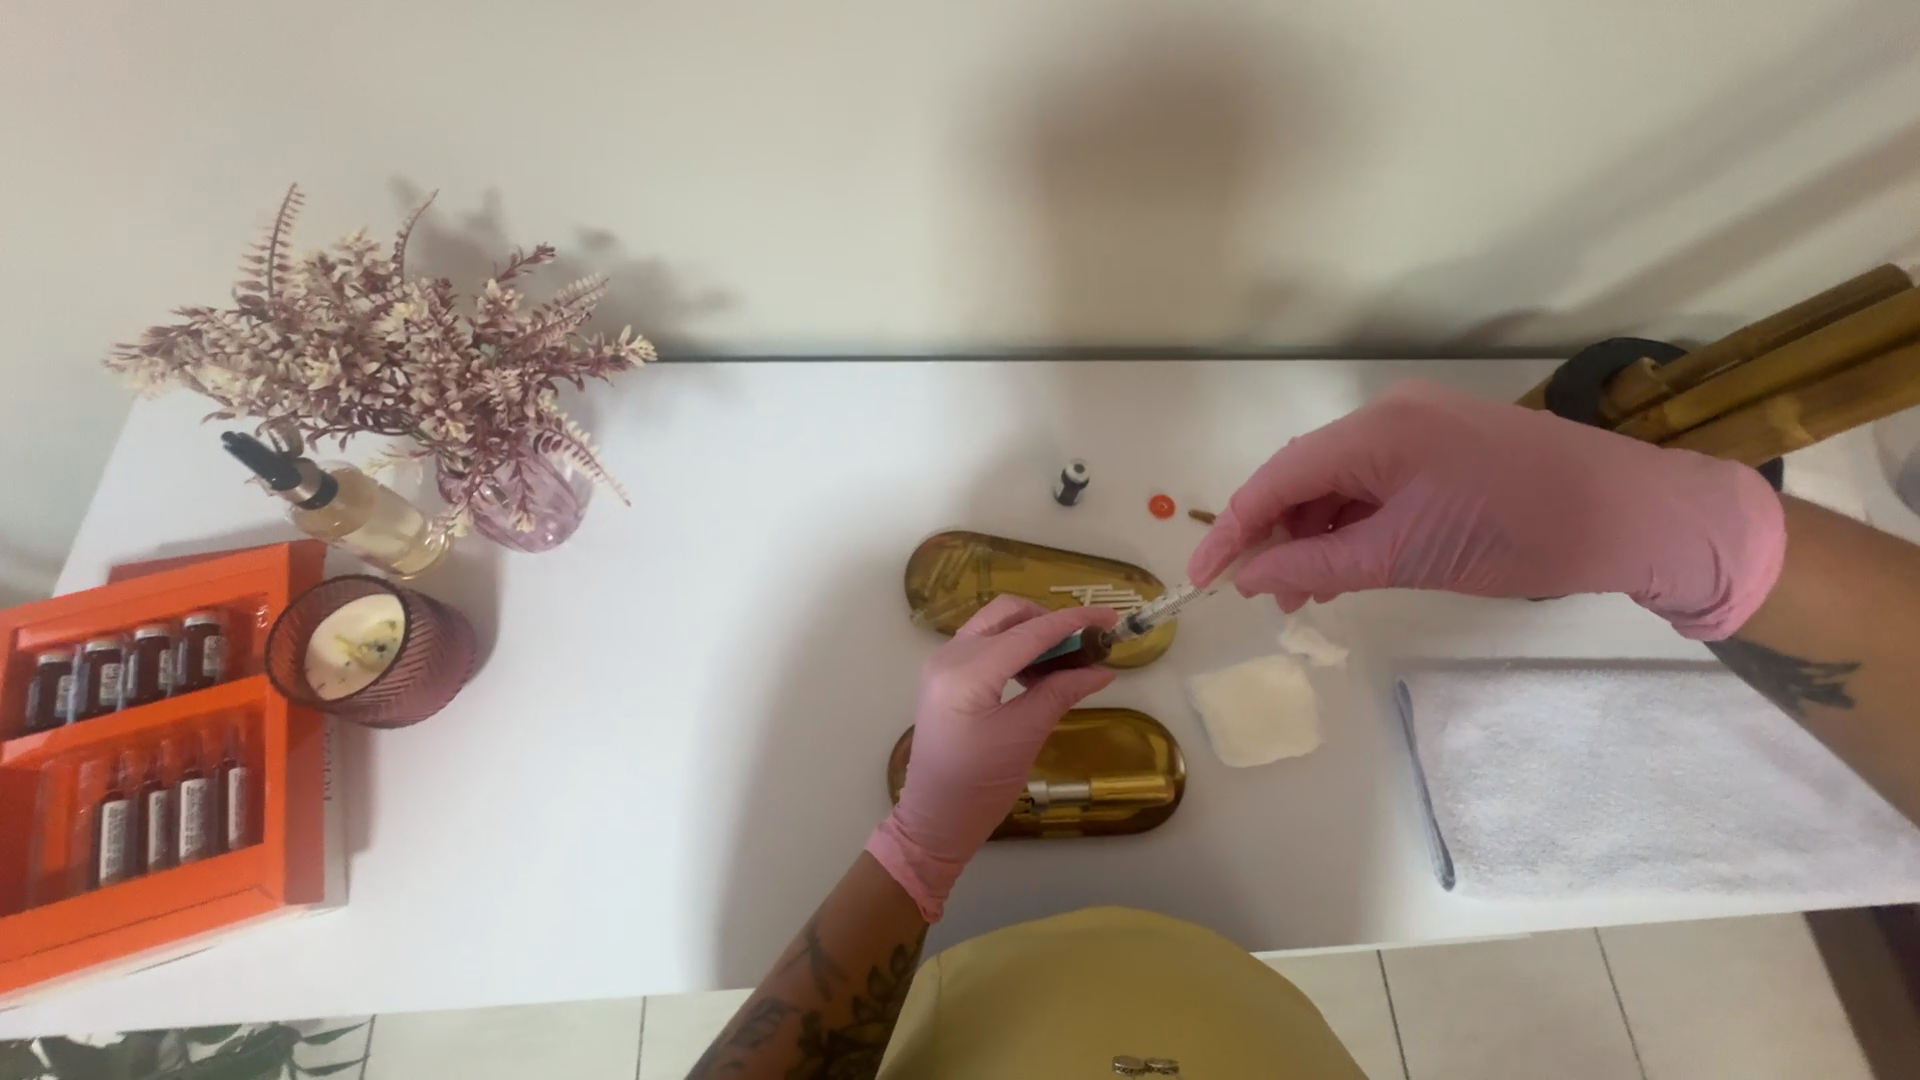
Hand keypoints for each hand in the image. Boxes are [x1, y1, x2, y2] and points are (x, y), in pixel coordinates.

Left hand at [866, 595, 1117, 921]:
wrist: (934, 820)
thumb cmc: (979, 785)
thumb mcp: (1025, 737)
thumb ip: (1060, 693)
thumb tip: (1101, 671)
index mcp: (967, 671)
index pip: (1029, 632)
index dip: (1073, 622)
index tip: (1110, 617)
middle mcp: (950, 656)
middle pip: (1007, 613)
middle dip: (1048, 619)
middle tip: (1083, 644)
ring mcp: (943, 664)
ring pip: (995, 625)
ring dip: (1032, 633)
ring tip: (1065, 663)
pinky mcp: (945, 677)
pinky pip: (984, 644)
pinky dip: (1014, 647)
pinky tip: (1038, 674)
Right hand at [1187, 381, 1786, 639]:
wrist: (1642, 517)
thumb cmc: (1518, 534)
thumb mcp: (1404, 557)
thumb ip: (1313, 566)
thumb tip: (1246, 578)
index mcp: (1374, 431)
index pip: (1275, 479)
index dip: (1230, 530)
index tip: (1201, 575)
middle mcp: (1385, 415)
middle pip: (1299, 478)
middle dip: (1273, 537)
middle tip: (1260, 593)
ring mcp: (1413, 426)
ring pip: (1333, 485)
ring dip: (1311, 536)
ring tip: (1301, 591)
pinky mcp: (1437, 444)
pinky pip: (1369, 485)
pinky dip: (1348, 526)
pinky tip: (1341, 565)